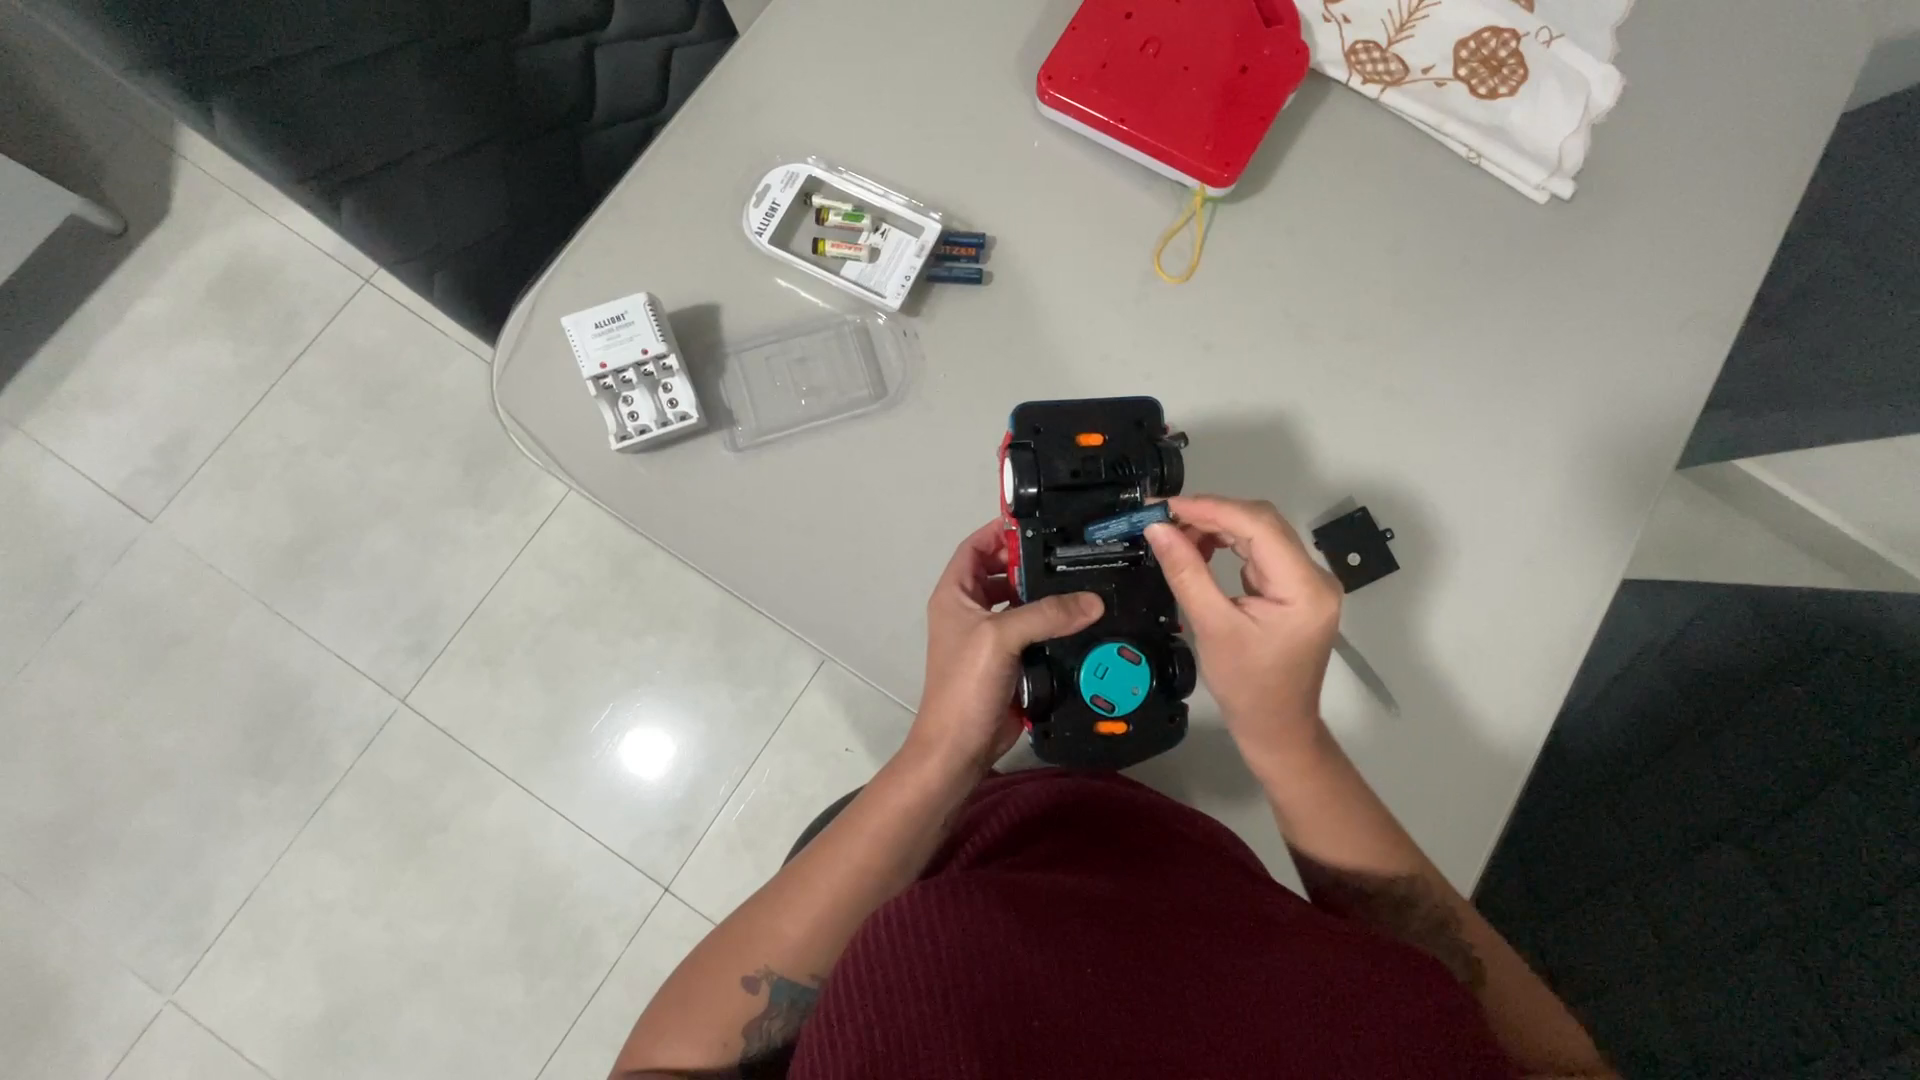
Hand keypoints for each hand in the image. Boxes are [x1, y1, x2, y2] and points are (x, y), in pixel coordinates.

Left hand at [907, 520, 1104, 777]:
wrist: (959, 747)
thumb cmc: (966, 685)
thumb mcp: (1001, 638)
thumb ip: (1046, 613)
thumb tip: (1093, 601)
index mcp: (955, 594)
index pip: (975, 547)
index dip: (1001, 531)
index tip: (1039, 522)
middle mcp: (969, 610)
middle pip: (1001, 572)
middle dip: (1031, 561)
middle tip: (1072, 552)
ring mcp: (988, 637)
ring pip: (1019, 602)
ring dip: (1044, 594)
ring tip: (1083, 581)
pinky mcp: (1008, 661)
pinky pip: (1032, 631)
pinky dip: (1052, 623)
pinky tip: (1081, 620)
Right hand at [1144, 496, 1342, 774]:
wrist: (1277, 728)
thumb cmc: (1247, 687)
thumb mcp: (1212, 627)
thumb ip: (1186, 572)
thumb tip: (1158, 530)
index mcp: (1304, 587)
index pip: (1258, 525)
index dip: (1210, 508)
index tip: (1165, 507)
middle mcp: (1314, 576)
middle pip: (1261, 523)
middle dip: (1210, 514)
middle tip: (1162, 519)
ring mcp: (1306, 582)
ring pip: (1259, 533)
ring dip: (1216, 528)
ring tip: (1174, 534)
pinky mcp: (1293, 589)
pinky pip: (1259, 552)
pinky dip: (1226, 544)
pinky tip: (1197, 549)